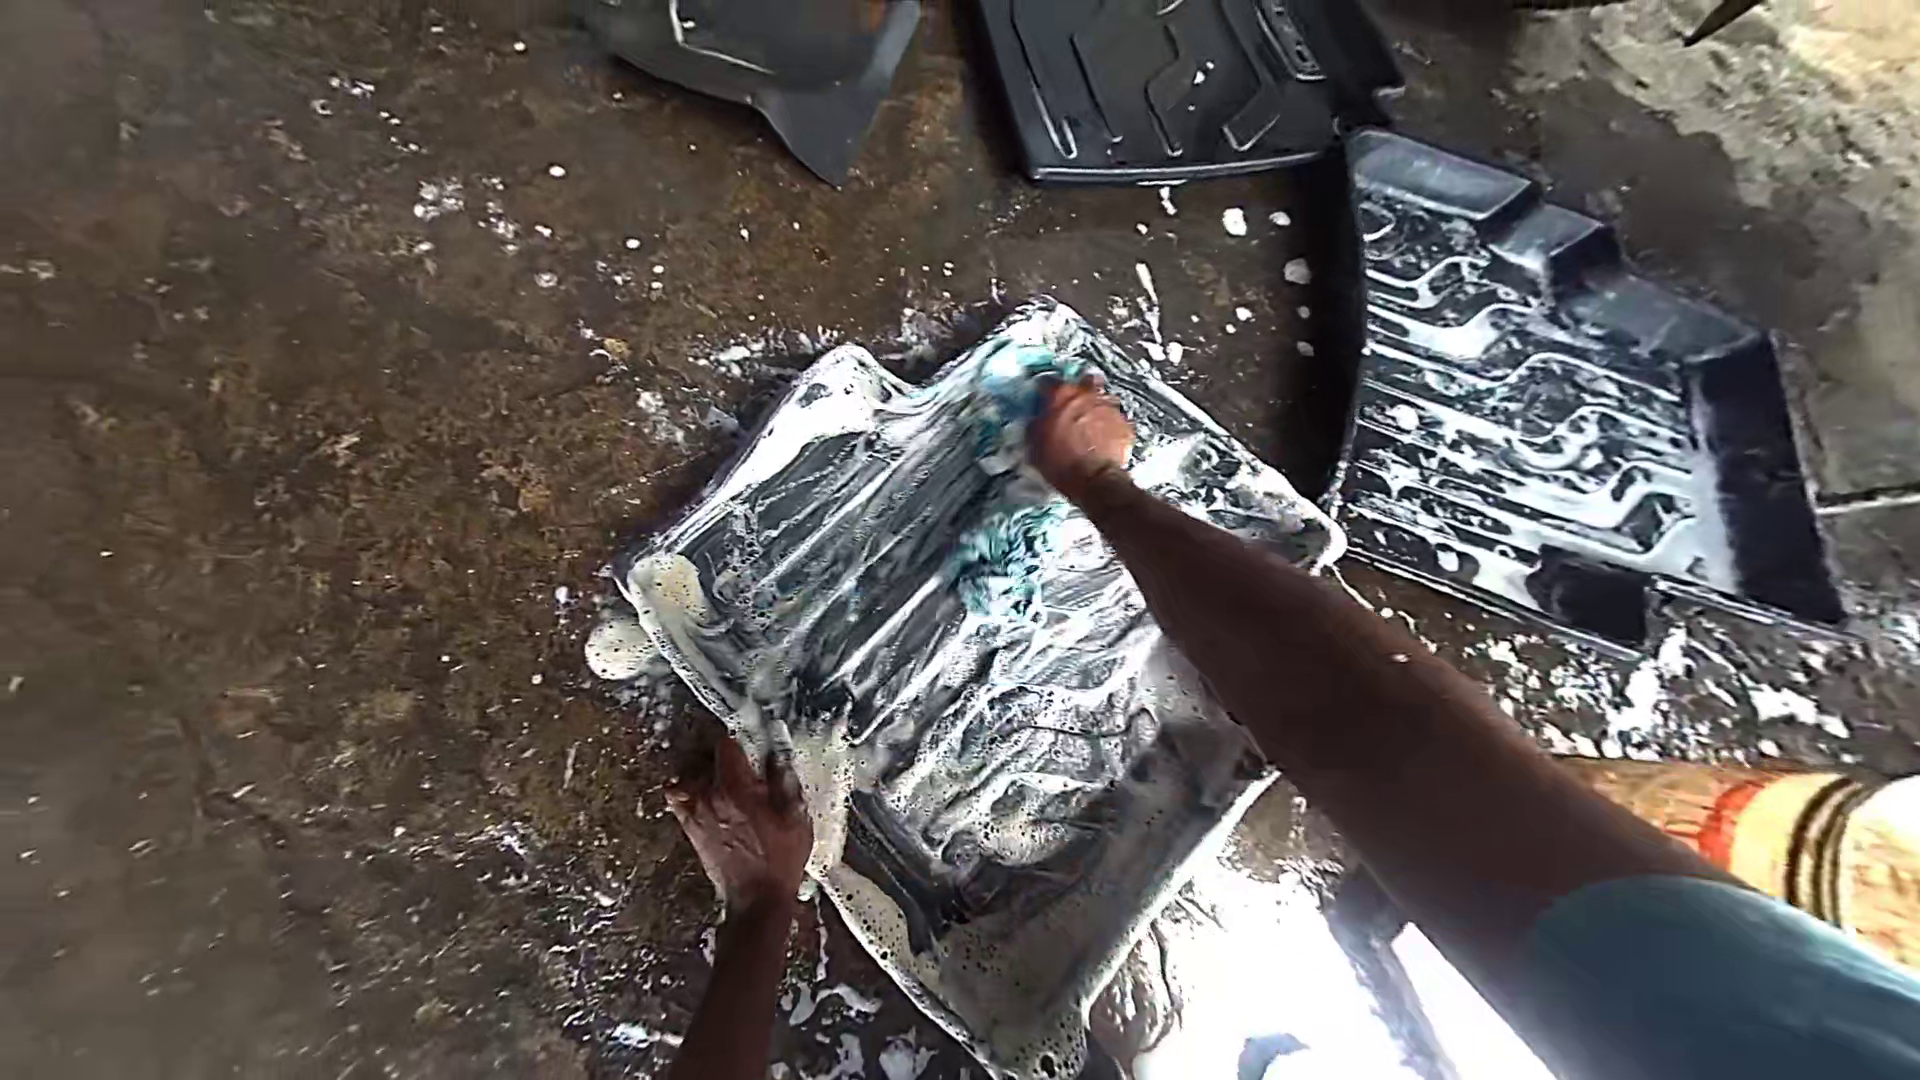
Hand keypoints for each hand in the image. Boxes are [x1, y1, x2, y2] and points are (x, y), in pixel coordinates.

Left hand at [666, 738, 812, 914]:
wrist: (757, 900)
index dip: (741, 737)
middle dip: (723, 752)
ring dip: (705, 768)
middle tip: (743, 756)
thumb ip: (784, 778)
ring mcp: (694, 814)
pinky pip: (680, 796)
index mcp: (735, 790)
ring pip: (688, 774)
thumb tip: (777, 751)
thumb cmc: (779, 859)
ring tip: (726, 772)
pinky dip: (689, 787)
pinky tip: (710, 791)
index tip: (752, 739)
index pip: (726, 744)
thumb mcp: (796, 815)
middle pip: (703, 756)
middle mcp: (708, 798)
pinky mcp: (689, 828)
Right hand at [1030, 374, 1134, 501]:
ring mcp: (1110, 407)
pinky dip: (1110, 424)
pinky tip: (1105, 437)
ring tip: (1091, 422)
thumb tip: (1037, 420)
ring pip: (1103, 397)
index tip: (1043, 399)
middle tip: (1073, 405)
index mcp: (1062, 395)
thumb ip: (1036, 425)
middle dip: (1080, 389)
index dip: (1045, 391)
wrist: (1094, 480)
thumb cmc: (1059, 462)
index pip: (1049, 381)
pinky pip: (1116, 418)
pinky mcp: (1125, 423)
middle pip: (1085, 380)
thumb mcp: (1035, 445)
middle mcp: (1088, 394)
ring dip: (1096, 406)